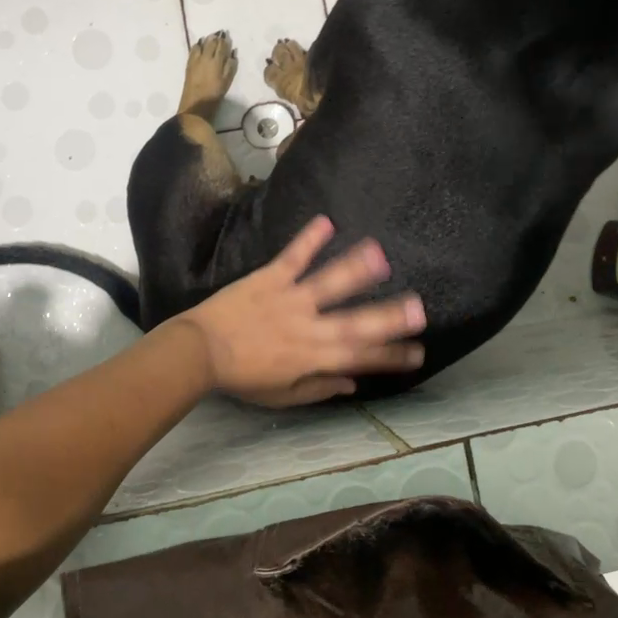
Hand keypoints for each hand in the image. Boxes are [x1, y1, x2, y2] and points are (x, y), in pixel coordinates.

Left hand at [168, 216, 426, 406]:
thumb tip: (353, 382)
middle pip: (354, 322)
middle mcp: (308, 327)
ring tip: (380, 255)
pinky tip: (326, 221)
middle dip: (388, 317)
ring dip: (354, 269)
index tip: (418, 351)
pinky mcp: (270, 278)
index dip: (391, 356)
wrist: (199, 351)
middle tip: (418, 308)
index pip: (359, 358)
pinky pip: (293, 256)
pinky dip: (309, 239)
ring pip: (328, 283)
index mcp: (312, 358)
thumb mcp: (281, 396)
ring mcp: (290, 299)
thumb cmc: (241, 377)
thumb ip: (318, 388)